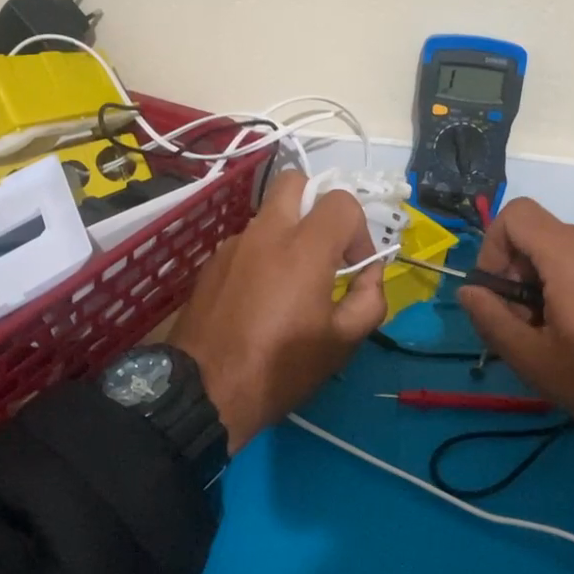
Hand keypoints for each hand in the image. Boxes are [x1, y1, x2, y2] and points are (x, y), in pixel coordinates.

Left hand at [171, 170, 387, 452]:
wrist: (204, 392)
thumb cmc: (281, 367)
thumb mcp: (342, 343)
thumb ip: (369, 299)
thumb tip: (369, 275)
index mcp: (304, 248)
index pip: (341, 202)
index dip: (358, 231)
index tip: (354, 268)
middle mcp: (266, 233)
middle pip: (294, 181)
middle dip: (316, 204)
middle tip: (324, 248)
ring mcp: (233, 244)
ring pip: (269, 214)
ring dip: (288, 231)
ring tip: (291, 281)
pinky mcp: (212, 263)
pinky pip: (247, 241)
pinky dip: (262, 254)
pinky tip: (260, 296)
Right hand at [456, 198, 573, 466]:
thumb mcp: (534, 361)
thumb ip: (491, 319)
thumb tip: (470, 291)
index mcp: (572, 253)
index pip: (515, 214)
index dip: (493, 248)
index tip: (498, 295)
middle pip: (539, 236)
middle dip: (518, 275)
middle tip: (526, 327)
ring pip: (564, 250)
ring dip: (546, 283)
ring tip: (557, 335)